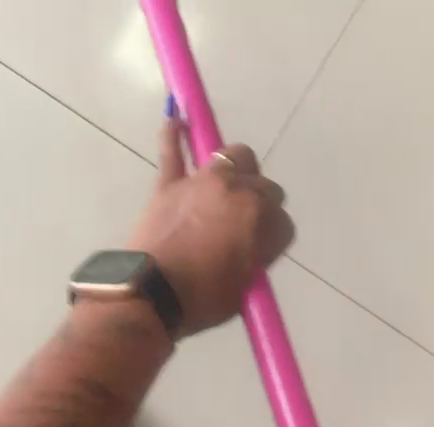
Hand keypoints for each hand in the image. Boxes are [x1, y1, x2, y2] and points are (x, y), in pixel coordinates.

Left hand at [127, 118, 294, 337]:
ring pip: (234, 156)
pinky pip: (173, 151)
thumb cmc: (201, 300)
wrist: (151, 295)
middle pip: (265, 188)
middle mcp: (237, 190)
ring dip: (239, 169)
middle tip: (246, 230)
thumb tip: (253, 249)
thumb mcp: (242, 289)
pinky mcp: (170, 184)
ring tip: (231, 186)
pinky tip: (176, 120)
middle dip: (262, 207)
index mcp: (260, 218)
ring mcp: (202, 181)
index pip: (283, 223)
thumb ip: (253, 260)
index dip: (273, 241)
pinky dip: (174, 135)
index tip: (261, 256)